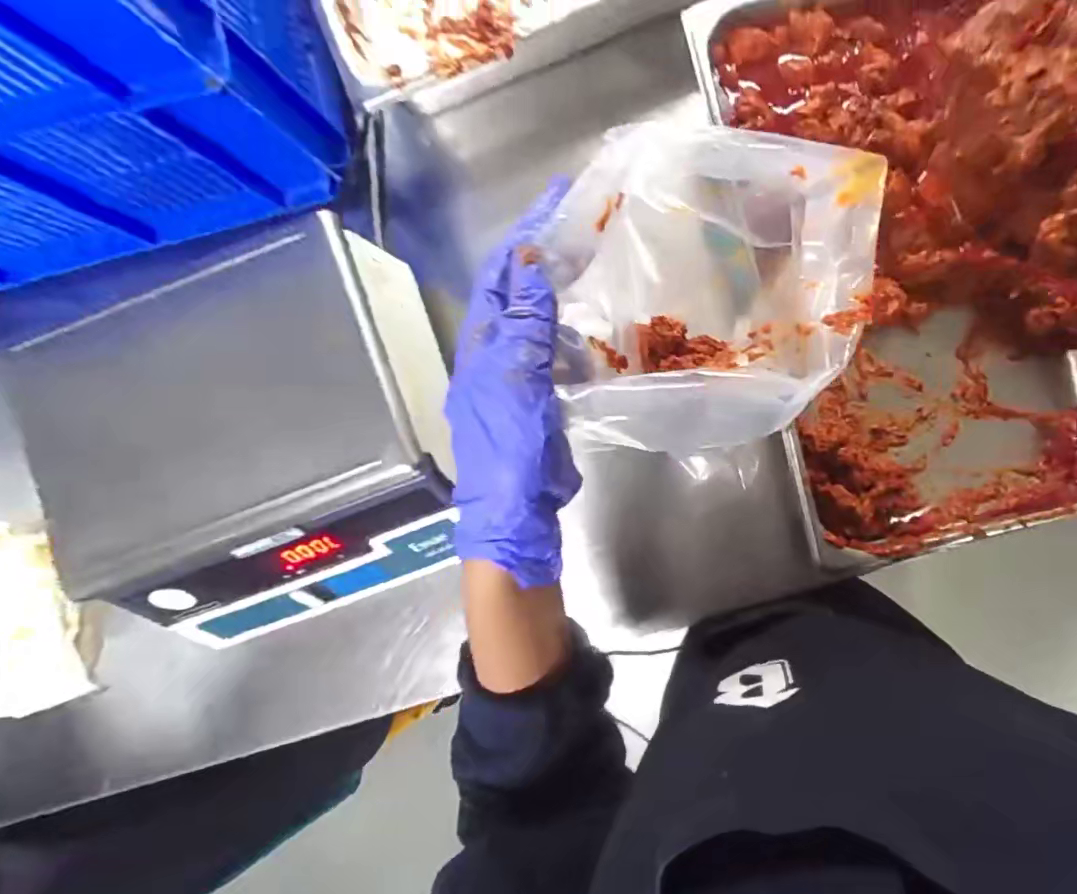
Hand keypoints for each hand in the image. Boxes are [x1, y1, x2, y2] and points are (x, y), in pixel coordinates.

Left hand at [446, 178, 579, 587]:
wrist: (516, 512)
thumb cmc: (509, 449)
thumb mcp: (516, 380)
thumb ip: (526, 326)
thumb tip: (533, 268)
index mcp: (481, 344)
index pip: (499, 273)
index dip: (524, 235)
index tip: (555, 199)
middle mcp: (495, 356)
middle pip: (519, 295)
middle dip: (547, 263)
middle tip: (585, 235)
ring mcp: (517, 381)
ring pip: (541, 328)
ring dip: (564, 307)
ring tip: (595, 287)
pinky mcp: (540, 404)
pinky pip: (558, 363)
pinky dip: (575, 350)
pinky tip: (592, 350)